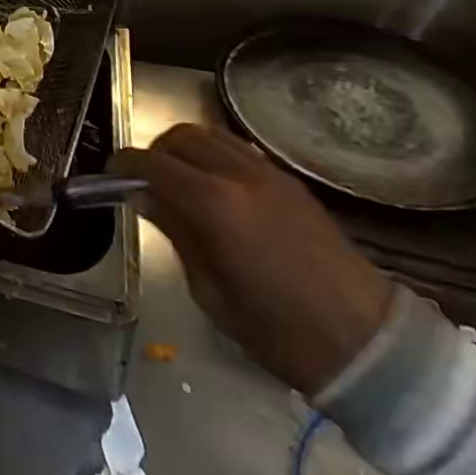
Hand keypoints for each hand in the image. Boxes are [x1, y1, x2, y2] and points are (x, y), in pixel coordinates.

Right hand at [111, 124, 392, 394]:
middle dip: (153, 152)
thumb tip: (145, 197)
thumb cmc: (277, 331)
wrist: (363, 341)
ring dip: (183, 149)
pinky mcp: (289, 180)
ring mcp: (268, 172)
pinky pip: (237, 148)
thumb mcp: (210, 291)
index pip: (153, 163)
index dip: (124, 165)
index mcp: (215, 205)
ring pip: (210, 134)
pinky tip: (214, 186)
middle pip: (180, 137)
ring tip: (177, 181)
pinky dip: (213, 154)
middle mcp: (239, 174)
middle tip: (144, 182)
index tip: (111, 176)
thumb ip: (176, 232)